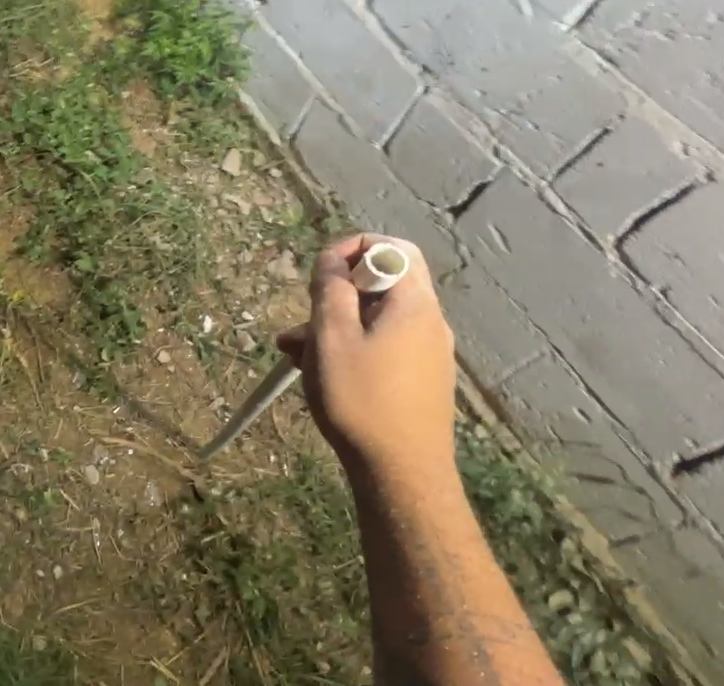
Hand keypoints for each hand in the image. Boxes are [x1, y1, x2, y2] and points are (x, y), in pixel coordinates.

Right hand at [277, 234, 455, 483]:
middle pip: (380, 285)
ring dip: (332, 325)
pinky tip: (318, 372)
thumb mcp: (332, 336)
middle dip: (333, 295)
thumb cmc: (362, 399)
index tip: (320, 272)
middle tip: (301, 321)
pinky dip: (348, 347)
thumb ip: (331, 289)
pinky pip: (381, 345)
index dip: (353, 249)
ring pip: (374, 318)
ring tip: (294, 353)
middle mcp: (428, 322)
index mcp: (414, 305)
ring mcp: (427, 353)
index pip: (393, 249)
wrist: (402, 475)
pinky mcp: (419, 378)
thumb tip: (333, 260)